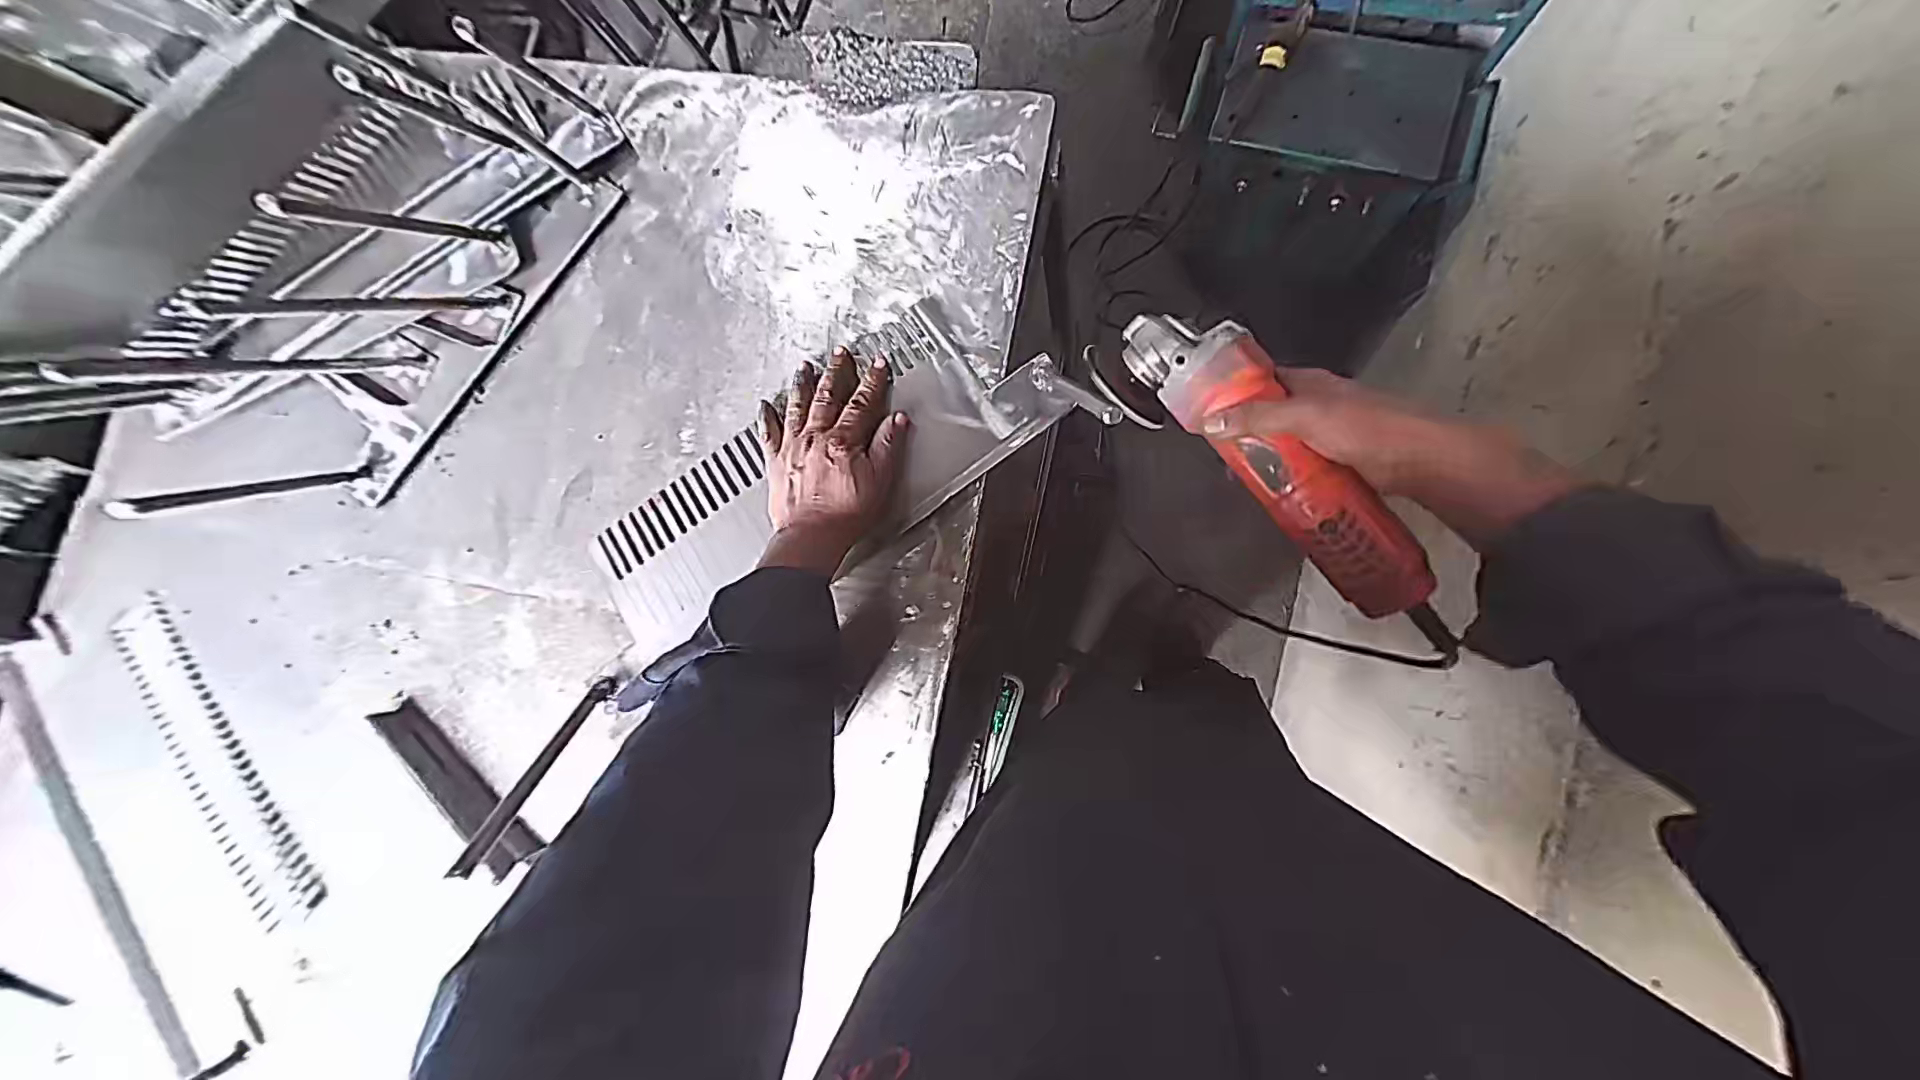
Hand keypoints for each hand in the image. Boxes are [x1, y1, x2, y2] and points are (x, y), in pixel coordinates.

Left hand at [756, 347, 909, 575]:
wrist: (810, 536)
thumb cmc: (844, 515)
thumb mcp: (880, 481)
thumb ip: (887, 447)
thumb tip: (896, 422)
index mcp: (843, 441)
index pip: (862, 403)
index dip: (872, 381)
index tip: (877, 365)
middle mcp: (816, 438)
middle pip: (828, 397)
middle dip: (836, 372)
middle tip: (840, 354)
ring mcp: (793, 448)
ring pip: (798, 406)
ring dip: (803, 384)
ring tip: (805, 367)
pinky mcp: (776, 462)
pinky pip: (769, 432)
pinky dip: (768, 416)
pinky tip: (766, 405)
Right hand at [1201, 368, 1578, 546]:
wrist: (1420, 460)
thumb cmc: (1369, 428)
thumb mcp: (1304, 417)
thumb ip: (1258, 418)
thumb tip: (1212, 420)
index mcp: (1308, 383)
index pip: (1260, 380)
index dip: (1233, 391)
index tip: (1207, 409)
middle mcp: (1315, 404)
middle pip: (1267, 415)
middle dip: (1243, 431)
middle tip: (1220, 450)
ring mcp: (1326, 433)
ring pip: (1283, 442)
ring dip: (1264, 457)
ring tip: (1241, 473)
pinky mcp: (1335, 459)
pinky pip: (1299, 465)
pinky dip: (1285, 475)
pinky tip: (1273, 488)